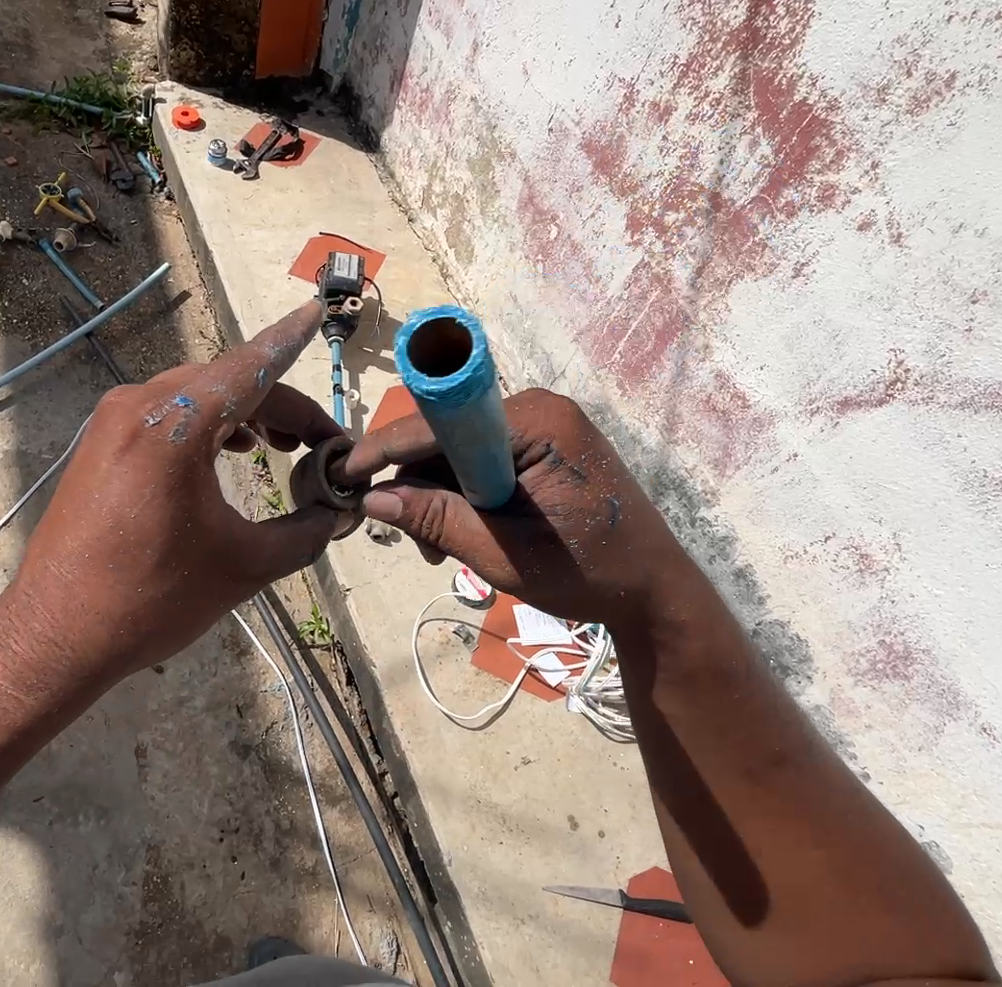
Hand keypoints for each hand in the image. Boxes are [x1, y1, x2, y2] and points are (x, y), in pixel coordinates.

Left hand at [6, 299, 350, 679]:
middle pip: (224, 382)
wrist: (58, 633)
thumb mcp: (244, 566)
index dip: (288, 342)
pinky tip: (228, 452)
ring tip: (281, 444)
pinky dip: (204, 425)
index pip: (248, 368)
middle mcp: (138, 405)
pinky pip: (163, 414)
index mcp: (174, 425)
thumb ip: (303, 533)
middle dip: (277, 403)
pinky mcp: (98, 443)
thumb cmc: (152, 598)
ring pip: (192, 396)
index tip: (314, 311)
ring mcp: (111, 421)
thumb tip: (338, 516)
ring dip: (241, 412)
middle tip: (315, 440)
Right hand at [335, 388, 691, 627]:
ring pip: (459, 452)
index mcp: (536, 422)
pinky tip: (462, 532)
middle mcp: (537, 409)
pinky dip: (463, 496)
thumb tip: (371, 499)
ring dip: (440, 497)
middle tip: (416, 543)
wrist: (653, 592)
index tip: (347, 472)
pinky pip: (481, 460)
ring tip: (440, 550)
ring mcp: (542, 426)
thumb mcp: (501, 552)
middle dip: (419, 486)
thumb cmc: (587, 573)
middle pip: (448, 436)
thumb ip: (435, 519)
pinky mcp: (543, 446)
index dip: (390, 448)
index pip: (442, 423)